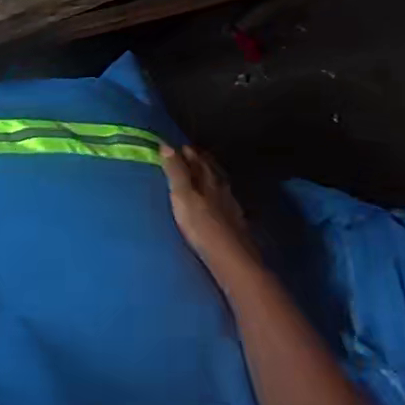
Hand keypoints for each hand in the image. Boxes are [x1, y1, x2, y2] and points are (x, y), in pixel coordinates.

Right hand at [160, 144, 256, 272]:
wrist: (232, 259)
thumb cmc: (202, 225)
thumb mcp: (182, 196)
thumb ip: (176, 172)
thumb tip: (166, 145)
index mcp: (209, 183)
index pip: (200, 163)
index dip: (191, 154)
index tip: (182, 146)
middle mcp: (223, 192)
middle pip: (213, 174)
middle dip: (204, 164)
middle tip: (195, 157)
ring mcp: (232, 210)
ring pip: (222, 189)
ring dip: (214, 181)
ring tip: (207, 178)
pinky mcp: (237, 228)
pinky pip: (227, 205)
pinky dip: (222, 200)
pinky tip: (221, 207)